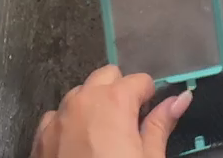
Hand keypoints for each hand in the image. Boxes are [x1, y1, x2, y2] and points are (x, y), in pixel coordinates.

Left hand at [31, 64, 191, 157]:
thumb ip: (161, 124)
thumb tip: (181, 97)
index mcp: (115, 99)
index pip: (140, 81)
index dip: (148, 98)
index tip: (148, 117)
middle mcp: (85, 98)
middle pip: (108, 76)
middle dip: (119, 92)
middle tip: (127, 124)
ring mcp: (60, 116)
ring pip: (81, 92)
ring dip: (93, 104)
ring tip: (101, 136)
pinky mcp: (41, 136)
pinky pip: (57, 116)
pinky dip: (69, 123)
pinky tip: (76, 147)